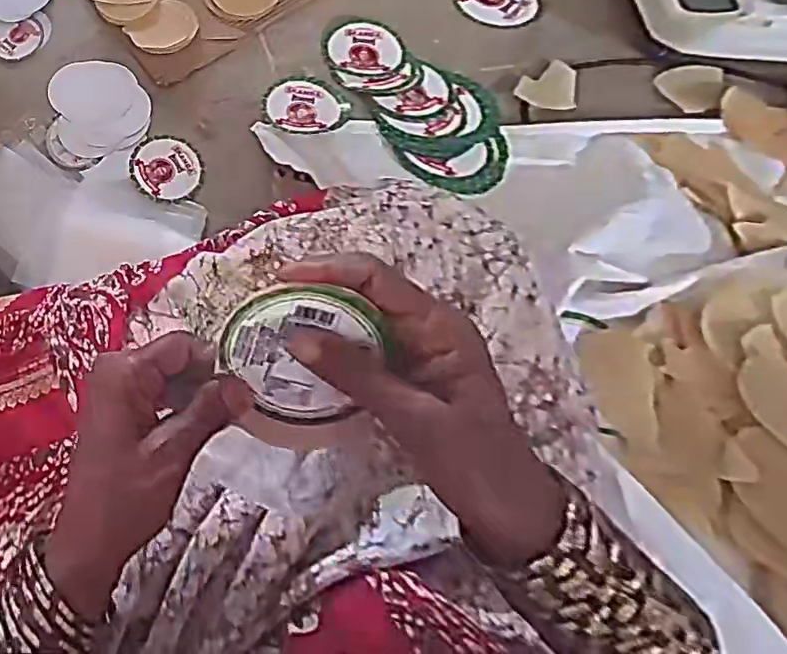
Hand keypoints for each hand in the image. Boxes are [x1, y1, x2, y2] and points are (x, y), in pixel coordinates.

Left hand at [45, 333, 250, 618]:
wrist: (87, 541)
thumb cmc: (124, 499)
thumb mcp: (172, 454)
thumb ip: (208, 411)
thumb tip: (242, 384)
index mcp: (123, 370)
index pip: (181, 344)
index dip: (214, 362)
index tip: (242, 388)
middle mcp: (114, 367)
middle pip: (174, 356)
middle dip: (206, 378)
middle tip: (237, 407)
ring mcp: (112, 384)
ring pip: (167, 373)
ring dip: (194, 392)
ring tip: (222, 419)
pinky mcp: (115, 402)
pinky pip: (154, 389)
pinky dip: (177, 403)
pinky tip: (198, 425)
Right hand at [278, 254, 564, 566]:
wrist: (514, 517)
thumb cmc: (476, 464)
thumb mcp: (415, 419)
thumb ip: (357, 375)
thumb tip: (296, 336)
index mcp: (439, 324)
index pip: (376, 277)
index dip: (328, 269)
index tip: (284, 276)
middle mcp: (425, 325)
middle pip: (364, 289)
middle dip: (317, 289)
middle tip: (272, 300)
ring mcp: (414, 347)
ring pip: (358, 316)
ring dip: (320, 316)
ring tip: (277, 320)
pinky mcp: (403, 371)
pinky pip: (360, 345)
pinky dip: (331, 345)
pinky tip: (303, 353)